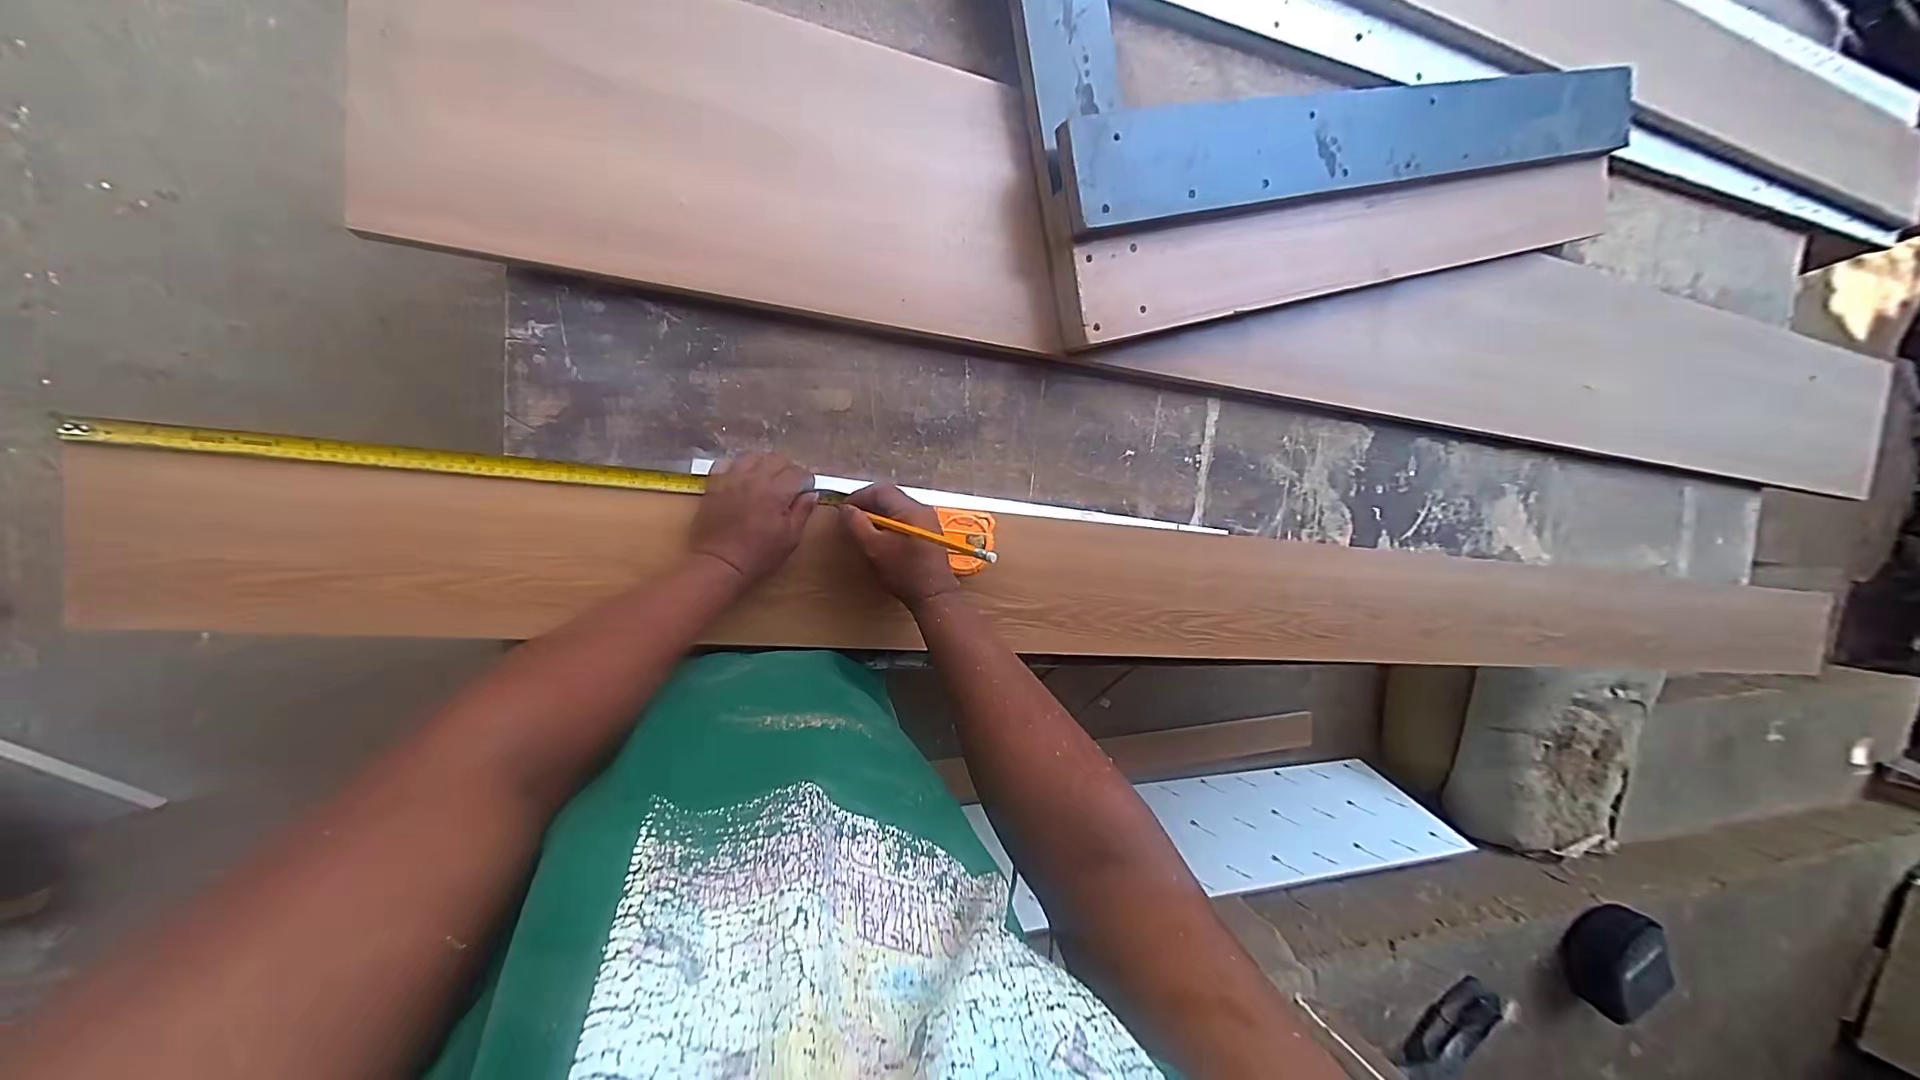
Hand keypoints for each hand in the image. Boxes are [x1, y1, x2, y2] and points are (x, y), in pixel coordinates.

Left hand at [687, 454, 817, 583]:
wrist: (719, 564)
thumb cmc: (759, 555)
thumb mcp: (790, 538)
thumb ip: (802, 511)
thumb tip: (811, 494)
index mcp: (776, 491)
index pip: (797, 472)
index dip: (805, 481)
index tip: (806, 491)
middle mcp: (754, 478)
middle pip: (776, 459)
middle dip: (787, 469)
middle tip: (788, 486)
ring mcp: (731, 479)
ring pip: (752, 457)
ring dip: (762, 465)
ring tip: (765, 480)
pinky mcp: (714, 485)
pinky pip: (726, 464)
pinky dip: (737, 468)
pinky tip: (741, 480)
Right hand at [841, 484, 960, 609]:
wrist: (934, 595)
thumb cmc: (903, 573)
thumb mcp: (873, 548)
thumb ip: (856, 524)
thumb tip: (846, 509)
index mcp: (910, 510)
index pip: (881, 490)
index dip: (859, 496)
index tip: (844, 508)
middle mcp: (923, 509)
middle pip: (891, 496)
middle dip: (869, 503)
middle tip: (851, 516)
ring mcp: (929, 520)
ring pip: (898, 507)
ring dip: (879, 512)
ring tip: (863, 526)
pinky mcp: (930, 532)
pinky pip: (906, 518)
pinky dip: (891, 521)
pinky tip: (881, 535)